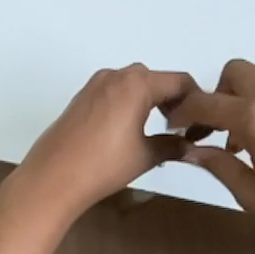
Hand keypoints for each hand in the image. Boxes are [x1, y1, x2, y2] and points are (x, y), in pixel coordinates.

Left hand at [8, 63, 198, 220]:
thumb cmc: (103, 165)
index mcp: (136, 83)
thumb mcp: (146, 155)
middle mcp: (116, 75)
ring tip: (160, 132)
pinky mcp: (82, 97)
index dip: (197, 102)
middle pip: (157, 80)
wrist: (52, 178)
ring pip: (135, 84)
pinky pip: (116, 92)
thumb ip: (173, 145)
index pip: (180, 82)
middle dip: (174, 101)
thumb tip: (190, 147)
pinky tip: (132, 131)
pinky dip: (131, 104)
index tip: (202, 125)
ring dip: (152, 102)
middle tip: (184, 130)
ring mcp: (95, 84)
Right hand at [164, 58, 254, 253]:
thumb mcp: (252, 195)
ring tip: (235, 147)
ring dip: (239, 103)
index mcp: (254, 115)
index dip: (182, 112)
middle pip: (235, 73)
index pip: (205, 102)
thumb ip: (218, 166)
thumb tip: (191, 150)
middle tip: (209, 130)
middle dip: (215, 95)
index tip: (171, 126)